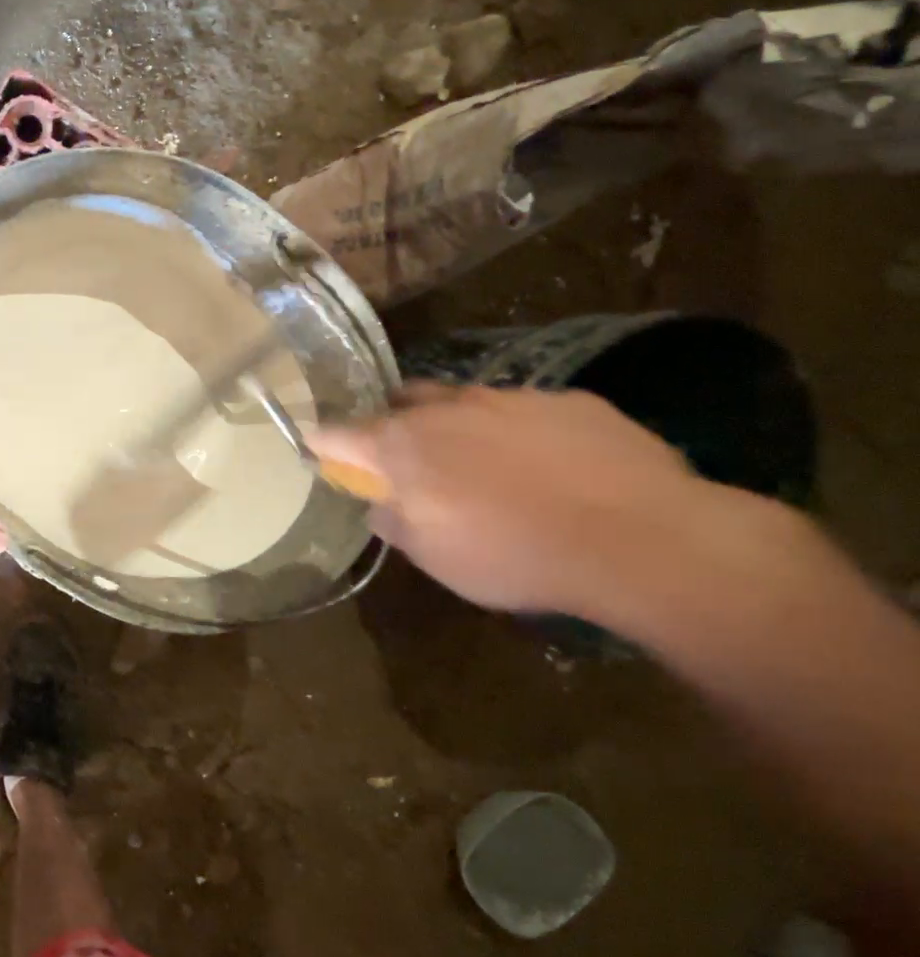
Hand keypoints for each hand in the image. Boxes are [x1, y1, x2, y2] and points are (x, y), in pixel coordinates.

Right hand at [305, 384, 706, 613]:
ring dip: (456, 427)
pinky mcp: (571, 401)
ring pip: (464, 403)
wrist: (639, 538)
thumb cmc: (514, 555)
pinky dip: (517, 433)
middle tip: (405, 461)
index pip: (339, 435)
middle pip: (400, 405)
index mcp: (403, 446)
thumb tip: (382, 503)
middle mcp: (449, 409)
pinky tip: (546, 468)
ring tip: (481, 465)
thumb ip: (394, 522)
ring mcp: (512, 398)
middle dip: (392, 426)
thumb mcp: (434, 558)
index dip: (324, 443)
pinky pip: (524, 411)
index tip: (317, 450)